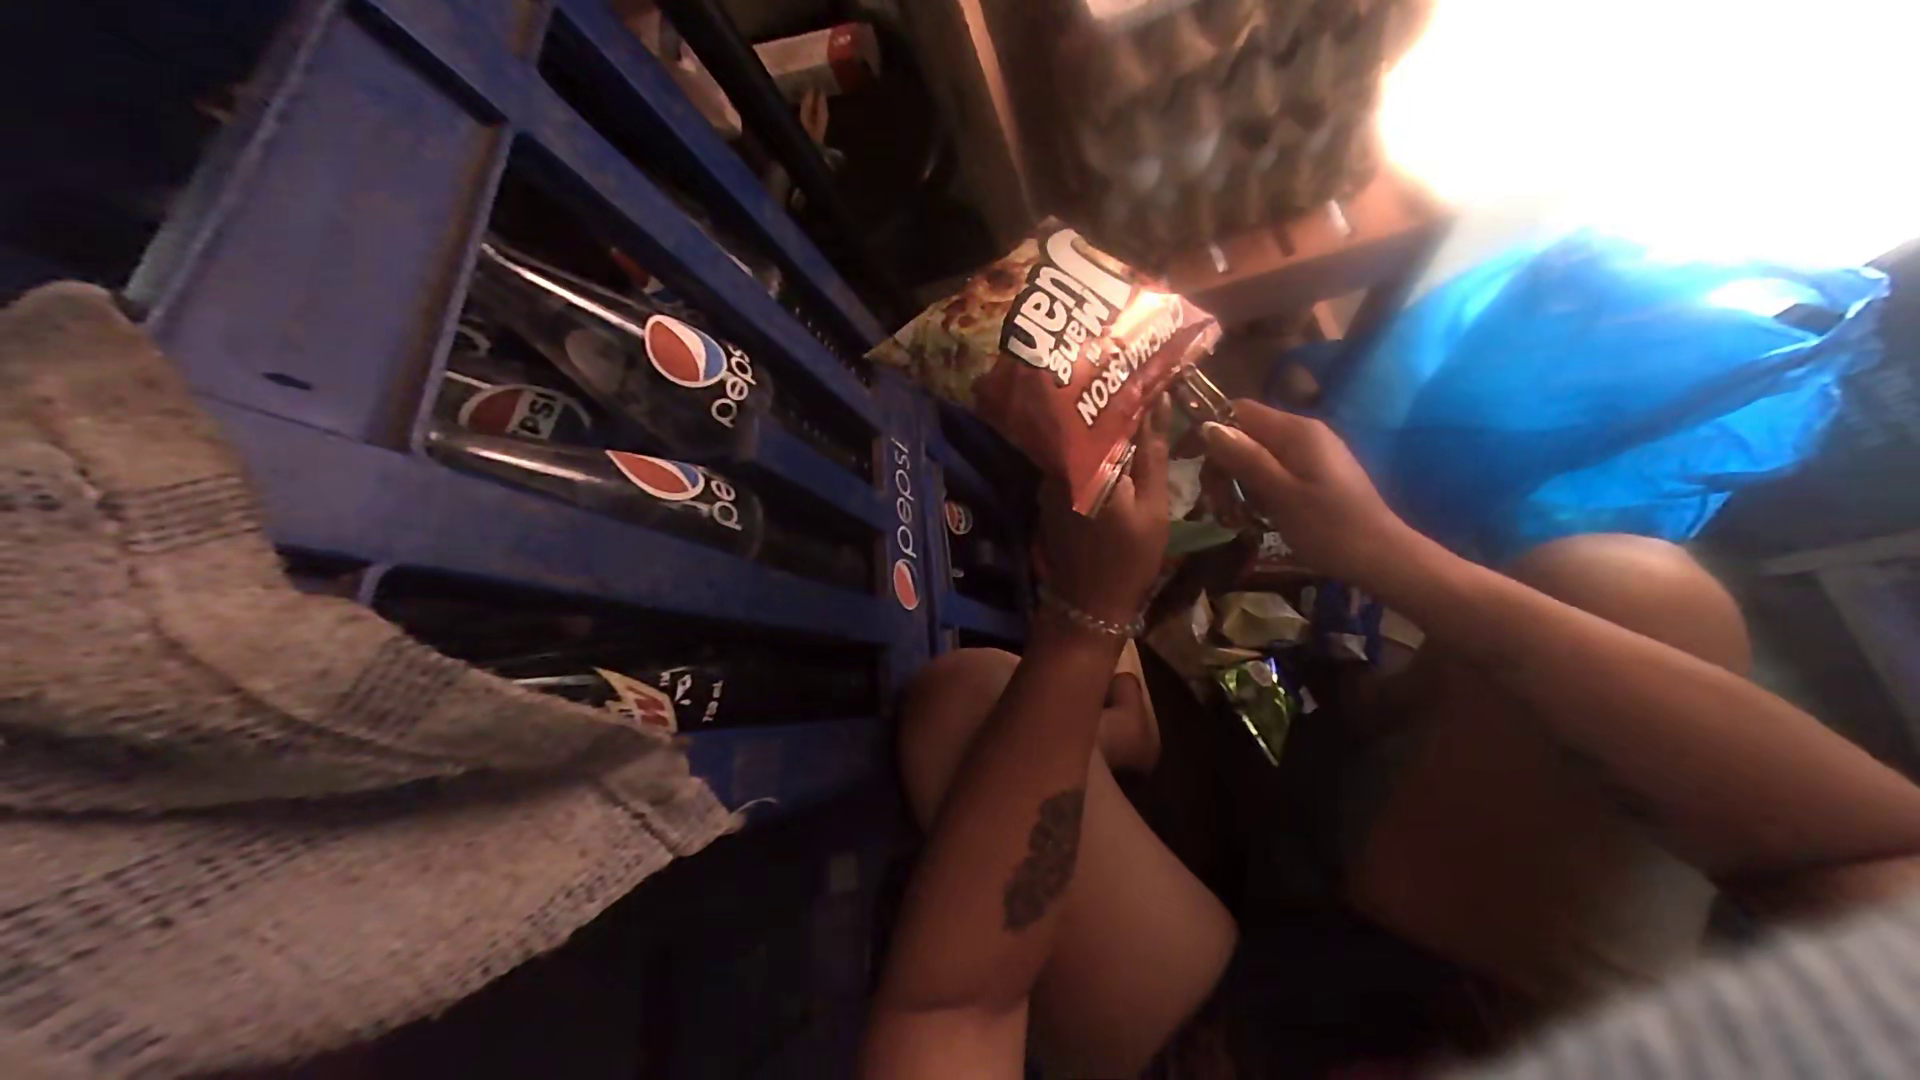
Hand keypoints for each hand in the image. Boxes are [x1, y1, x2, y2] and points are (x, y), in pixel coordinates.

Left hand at [1037, 398, 1171, 626]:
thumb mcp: (1154, 508)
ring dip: (1104, 427)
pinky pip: (1073, 461)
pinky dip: (1093, 451)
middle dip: (1116, 403)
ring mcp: (1049, 480)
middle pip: (1088, 422)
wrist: (1089, 603)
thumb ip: (1153, 455)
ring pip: (1080, 440)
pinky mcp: (1047, 494)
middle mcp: (1060, 466)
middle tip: (1147, 384)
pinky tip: (1117, 447)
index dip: (1132, 390)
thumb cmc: (1129, 559)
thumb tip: (1156, 404)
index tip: (1154, 370)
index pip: (1109, 412)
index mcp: (1088, 466)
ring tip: (1136, 407)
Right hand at [1199, 400, 1423, 594]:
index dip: (1210, 430)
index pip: (1239, 410)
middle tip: (1215, 502)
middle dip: (1222, 464)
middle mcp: (1304, 433)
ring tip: (1233, 515)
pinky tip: (1255, 515)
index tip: (1190, 462)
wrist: (1380, 557)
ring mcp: (1312, 453)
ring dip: (1237, 481)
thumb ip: (1245, 457)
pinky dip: (1256, 489)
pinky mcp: (1314, 474)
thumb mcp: (1279, 493)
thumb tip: (1208, 427)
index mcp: (1296, 431)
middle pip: (1245, 434)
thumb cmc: (1327, 526)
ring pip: (1256, 455)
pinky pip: (1273, 470)